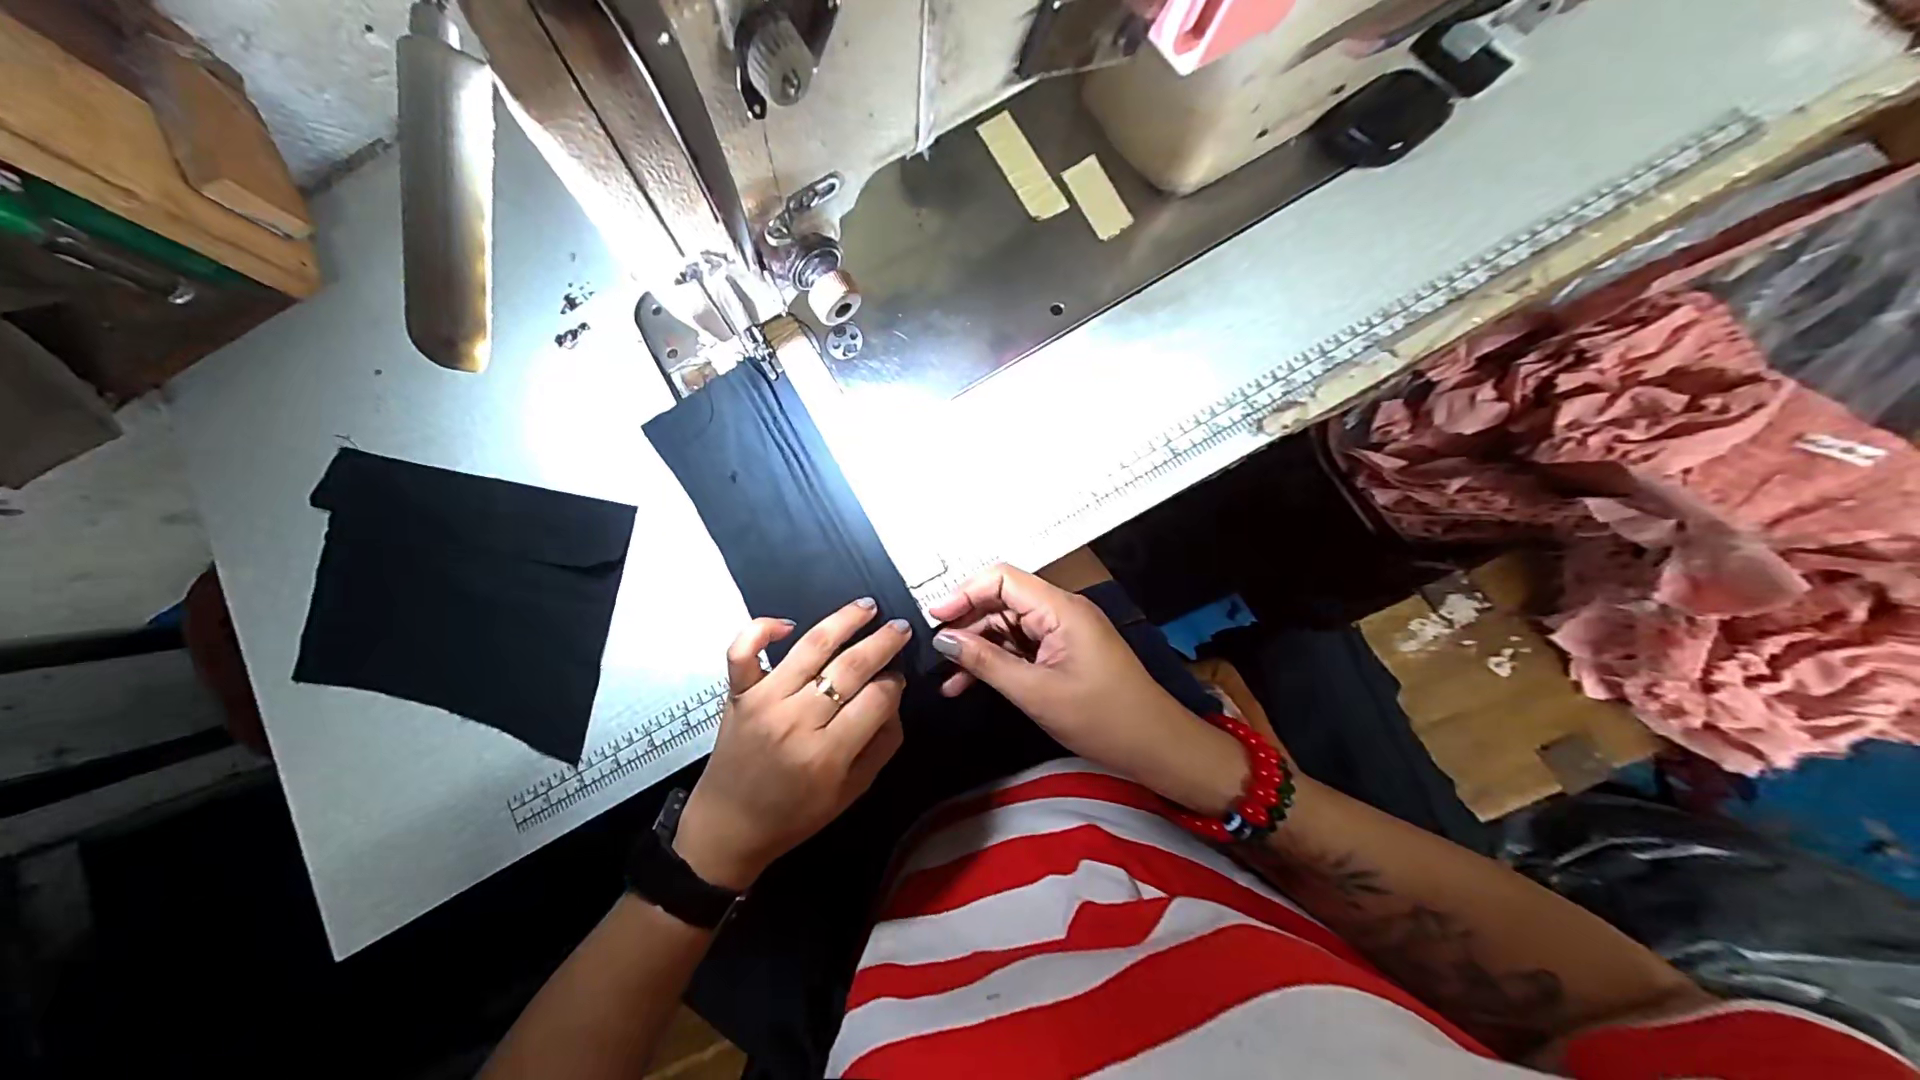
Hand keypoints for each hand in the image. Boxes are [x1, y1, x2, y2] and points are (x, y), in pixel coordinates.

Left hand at [675, 599, 909, 889]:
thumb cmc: (795, 815)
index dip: (895, 683)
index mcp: (828, 753)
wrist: (728, 828)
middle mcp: (797, 720)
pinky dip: (761, 629)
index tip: (898, 678)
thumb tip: (894, 698)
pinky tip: (788, 623)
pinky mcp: (738, 694)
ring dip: (844, 620)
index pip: (877, 698)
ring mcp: (764, 701)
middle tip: (901, 627)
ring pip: (810, 647)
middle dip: (883, 642)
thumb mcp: (852, 792)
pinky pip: (743, 651)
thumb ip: (881, 745)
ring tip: (867, 606)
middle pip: (850, 666)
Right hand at [929, 564, 1245, 814]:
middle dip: (967, 623)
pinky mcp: (1064, 652)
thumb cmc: (1103, 718)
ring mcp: (1063, 632)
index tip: (935, 618)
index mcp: (1061, 608)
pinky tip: (969, 684)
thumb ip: (986, 662)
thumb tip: (944, 639)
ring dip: (978, 649)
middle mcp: (1061, 611)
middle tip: (936, 651)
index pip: (1002, 578)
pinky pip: (1022, 647)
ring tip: (948, 677)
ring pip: (1008, 627)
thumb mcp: (1036, 692)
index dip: (964, 593)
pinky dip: (997, 663)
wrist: (1155, 746)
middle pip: (1002, 601)